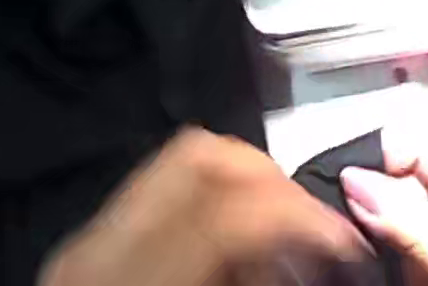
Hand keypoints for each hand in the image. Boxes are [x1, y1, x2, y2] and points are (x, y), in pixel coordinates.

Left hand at [40, 128, 371, 285]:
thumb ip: (251, 281)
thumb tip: (304, 257)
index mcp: (125, 279)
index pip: (222, 209)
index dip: (293, 211)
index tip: (341, 235)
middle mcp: (97, 243)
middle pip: (198, 154)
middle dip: (268, 174)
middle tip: (310, 218)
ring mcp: (86, 235)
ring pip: (180, 158)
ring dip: (241, 176)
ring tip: (278, 222)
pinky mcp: (87, 242)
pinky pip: (162, 185)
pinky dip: (209, 192)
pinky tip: (232, 235)